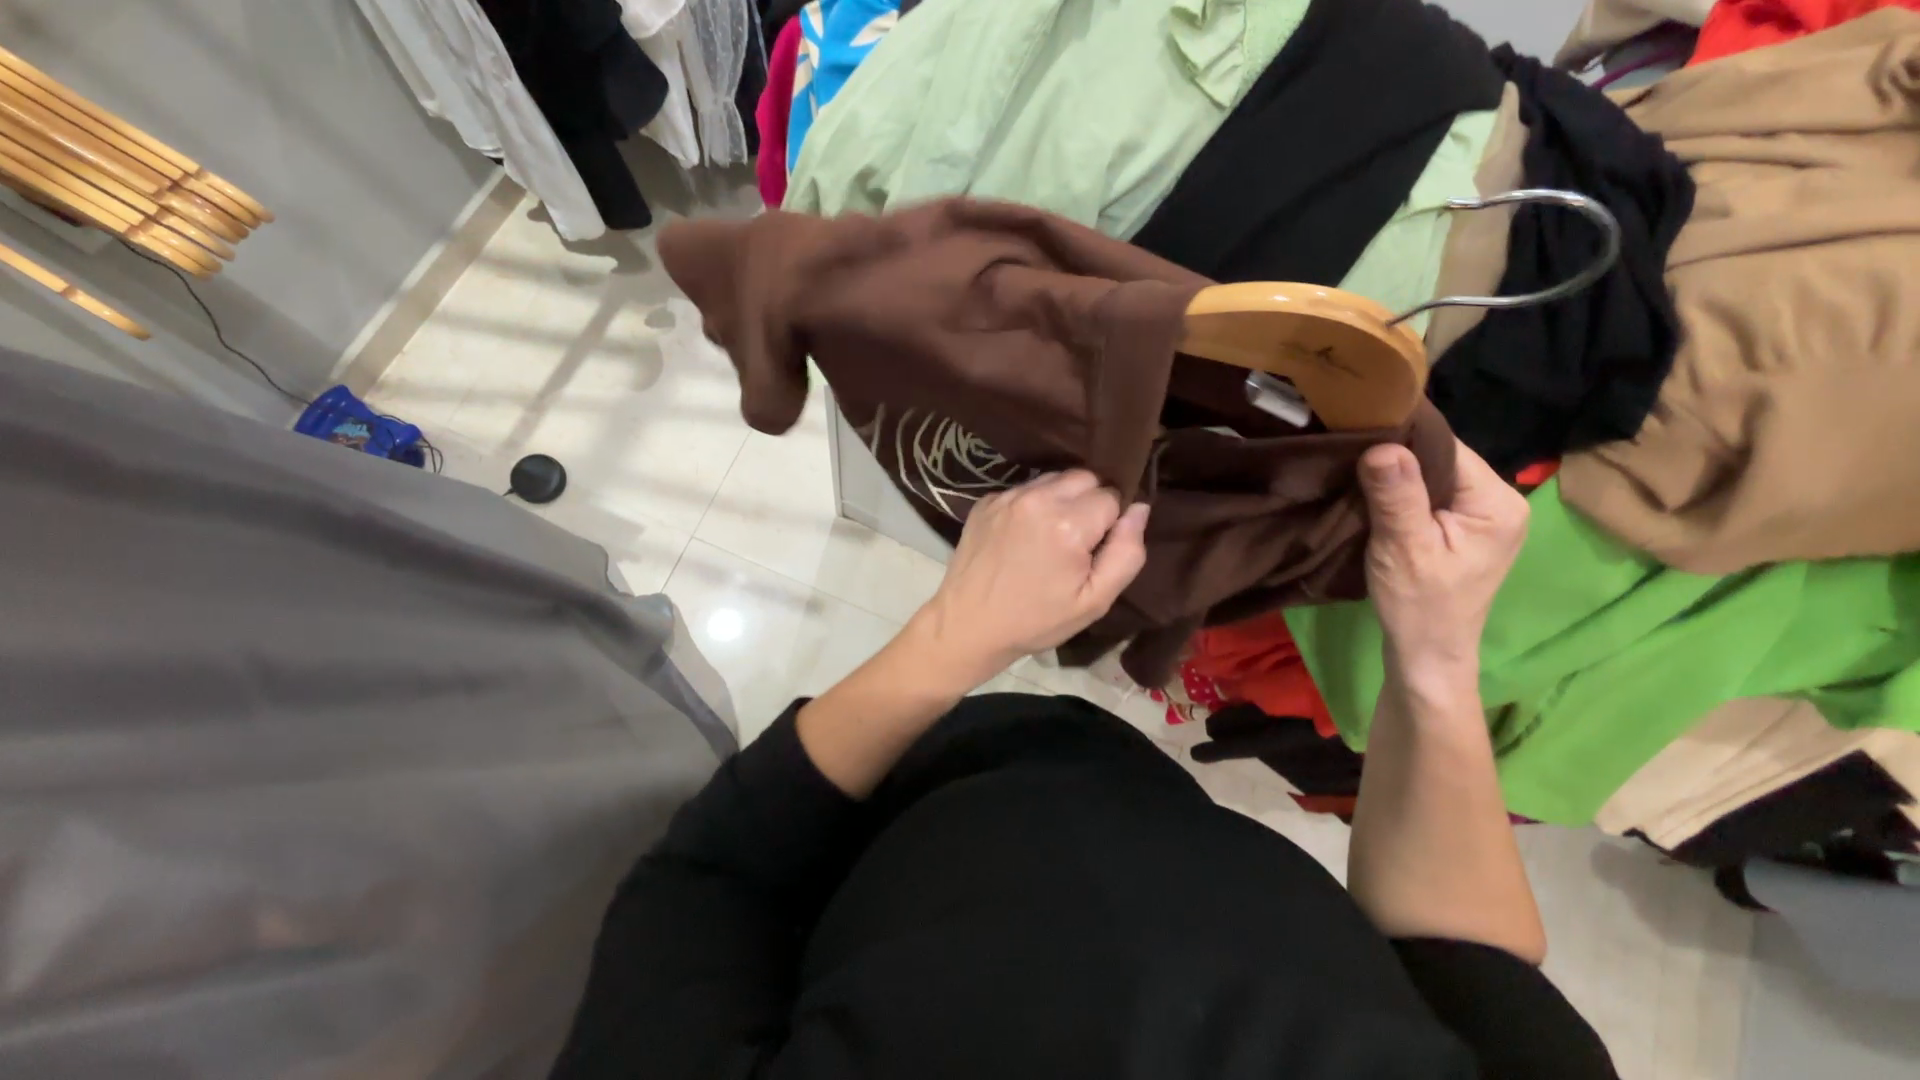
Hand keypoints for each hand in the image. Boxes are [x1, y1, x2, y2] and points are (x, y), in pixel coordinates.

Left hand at [908, 470, 1149, 685]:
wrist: (968, 626)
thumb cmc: (1036, 620)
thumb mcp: (1094, 601)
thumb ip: (1126, 553)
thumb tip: (1139, 509)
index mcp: (1068, 524)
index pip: (1112, 496)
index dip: (1112, 522)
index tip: (1096, 550)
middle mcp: (1037, 499)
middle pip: (1085, 476)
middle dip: (1090, 502)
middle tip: (1078, 541)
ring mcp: (1007, 497)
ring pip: (1054, 478)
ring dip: (1062, 500)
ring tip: (1051, 538)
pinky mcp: (986, 501)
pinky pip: (1025, 489)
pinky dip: (1033, 506)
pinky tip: (1025, 537)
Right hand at [1358, 440, 1527, 692]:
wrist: (1425, 656)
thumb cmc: (1418, 605)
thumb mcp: (1403, 547)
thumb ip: (1397, 495)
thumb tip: (1382, 444)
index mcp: (1498, 502)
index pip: (1446, 448)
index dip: (1402, 442)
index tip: (1358, 439)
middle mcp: (1501, 501)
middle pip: (1441, 460)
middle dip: (1398, 461)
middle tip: (1351, 459)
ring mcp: (1484, 517)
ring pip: (1433, 478)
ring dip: (1396, 480)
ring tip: (1358, 478)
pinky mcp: (1463, 529)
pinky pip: (1431, 496)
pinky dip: (1402, 496)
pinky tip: (1376, 500)